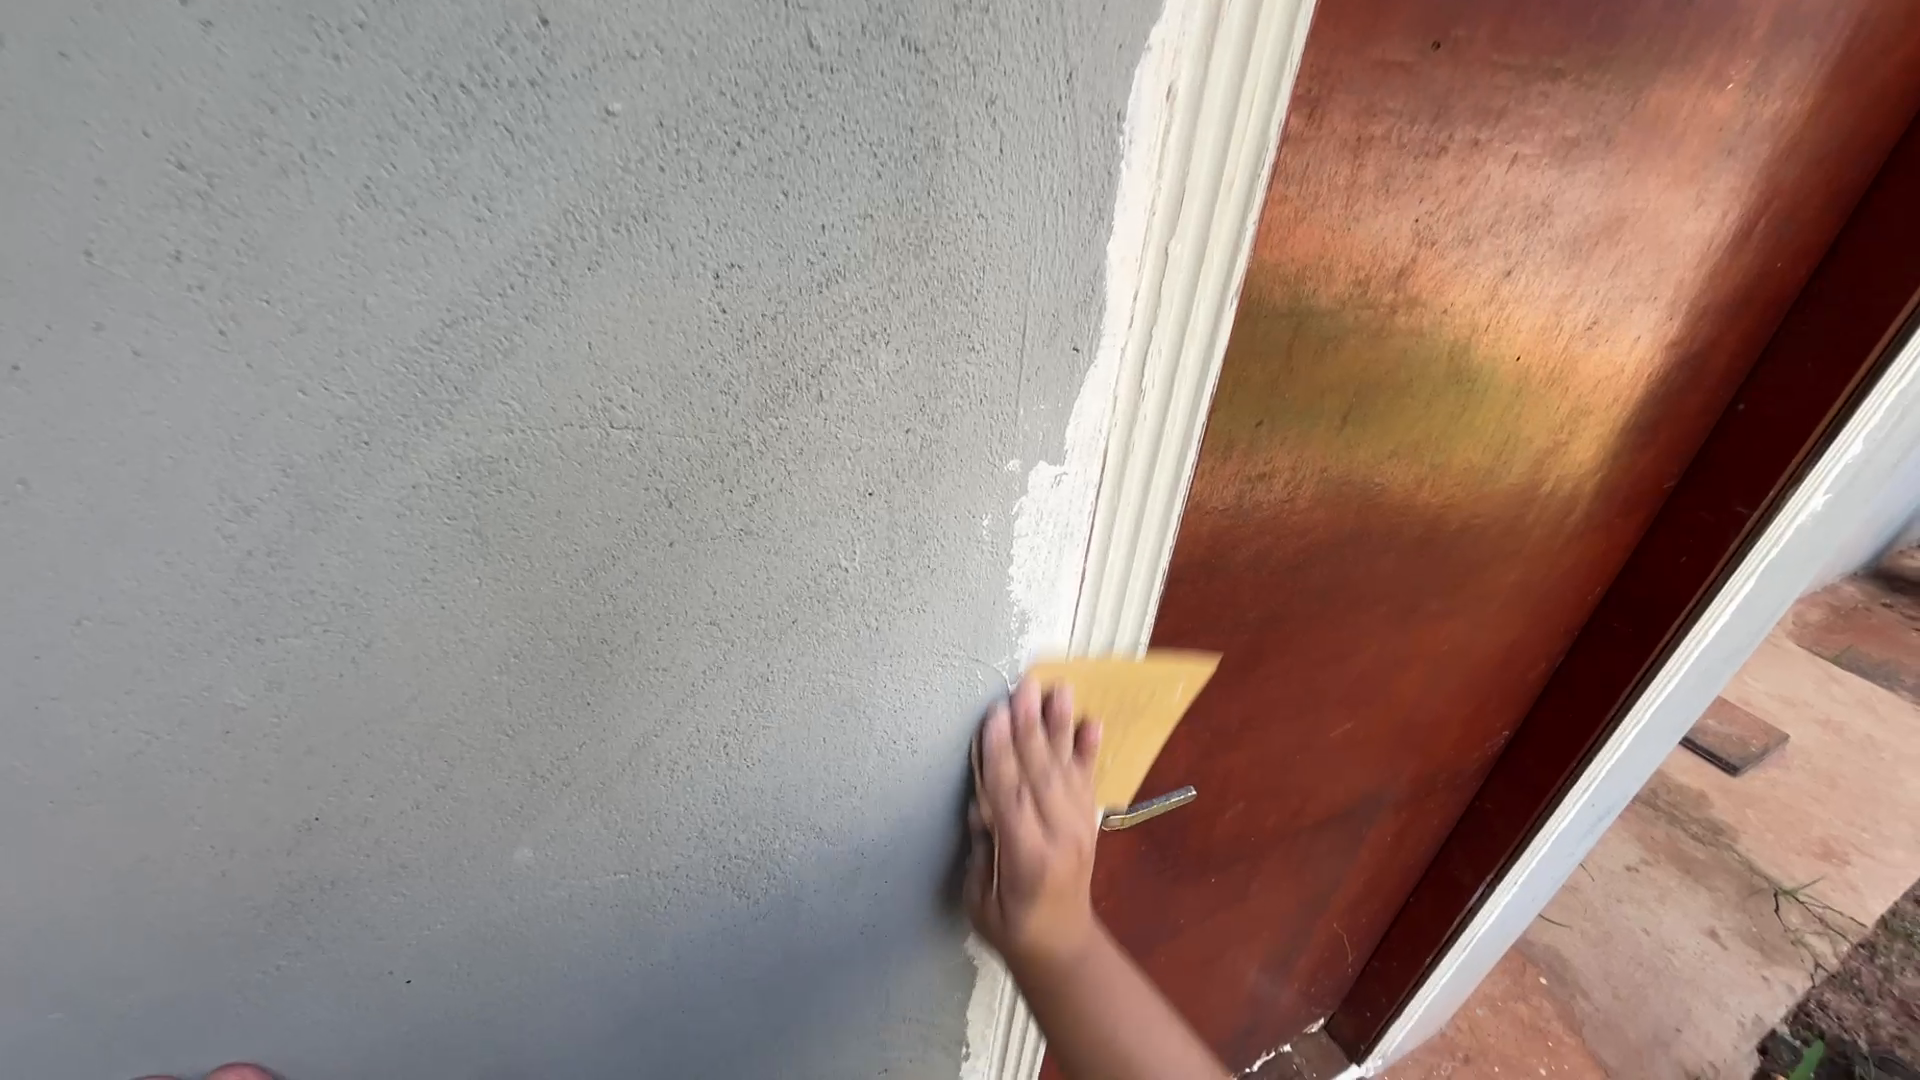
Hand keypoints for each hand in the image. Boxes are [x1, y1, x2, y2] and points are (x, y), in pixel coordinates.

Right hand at [964, 676, 1102, 971]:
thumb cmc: (1010, 925)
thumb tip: (985, 802)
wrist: (1063, 944)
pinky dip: (1089, 750)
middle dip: (1031, 727)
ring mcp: (1079, 828)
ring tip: (1059, 691)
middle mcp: (1059, 837)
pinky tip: (1091, 723)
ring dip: (1060, 727)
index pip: (1010, 795)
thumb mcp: (979, 897)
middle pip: (1041, 773)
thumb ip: (982, 847)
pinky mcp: (1088, 822)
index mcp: (1027, 858)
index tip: (995, 715)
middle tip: (1024, 687)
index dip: (1001, 753)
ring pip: (1066, 770)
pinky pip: (1087, 780)